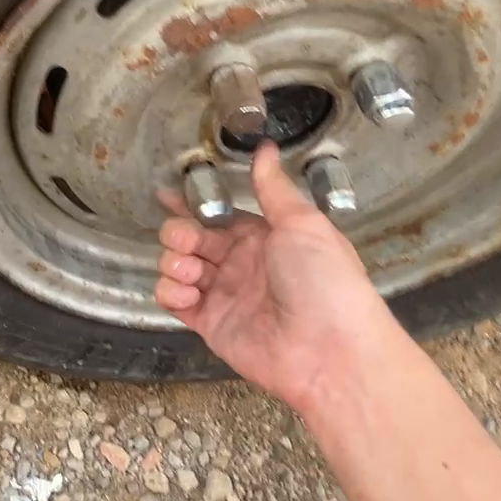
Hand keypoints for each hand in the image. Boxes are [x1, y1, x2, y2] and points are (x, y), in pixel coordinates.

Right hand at [155, 143, 401, 412]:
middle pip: (190, 238)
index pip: (217, 215)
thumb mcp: (303, 223)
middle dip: (179, 233)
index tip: (169, 194)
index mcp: (263, 237)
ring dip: (173, 262)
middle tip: (188, 241)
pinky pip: (174, 301)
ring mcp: (223, 295)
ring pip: (177, 266)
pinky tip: (185, 292)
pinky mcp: (209, 323)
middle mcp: (240, 264)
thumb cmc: (328, 284)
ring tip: (191, 271)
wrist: (331, 352)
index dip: (192, 204)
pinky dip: (170, 292)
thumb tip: (265, 148)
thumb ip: (273, 187)